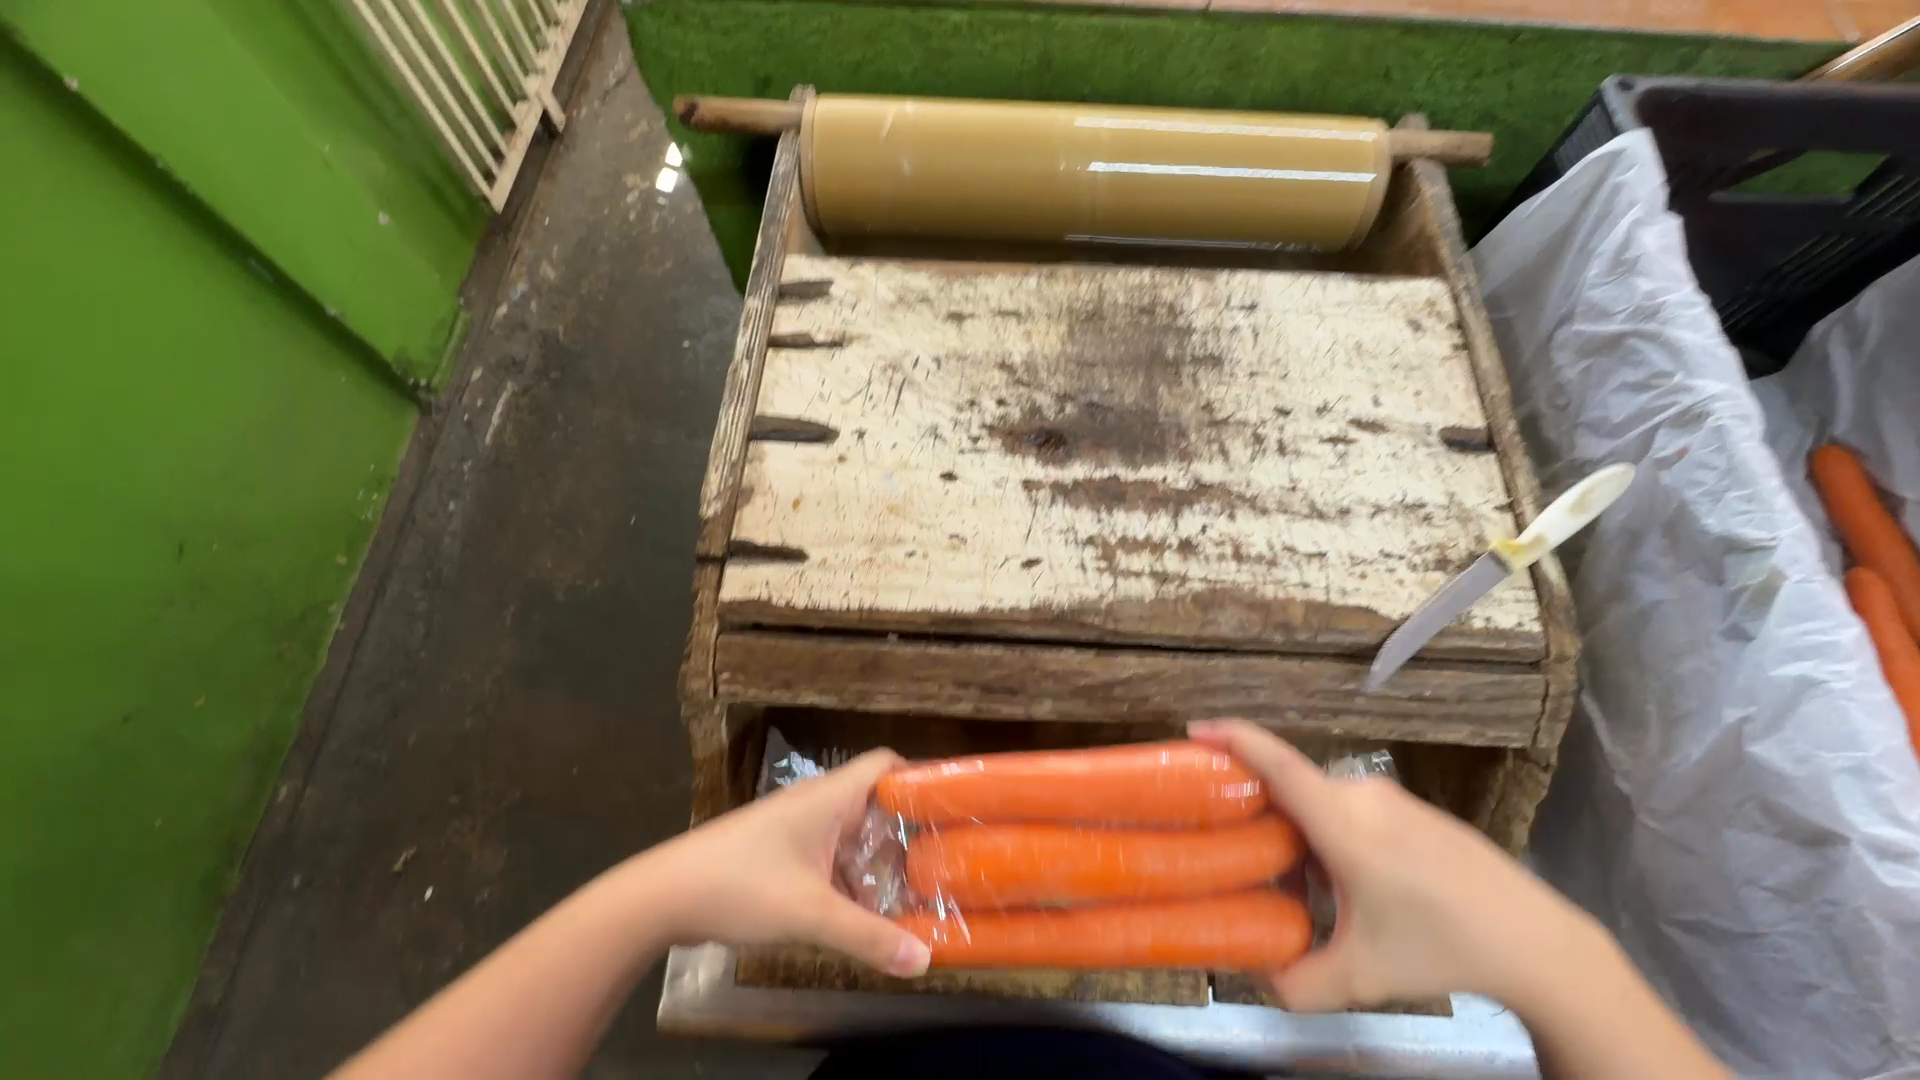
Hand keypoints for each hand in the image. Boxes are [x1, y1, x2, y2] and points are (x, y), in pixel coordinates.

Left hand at [634, 749, 930, 977]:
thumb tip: (925, 960)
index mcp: (829, 797)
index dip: (920, 779)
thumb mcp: (809, 912)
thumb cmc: (740, 885)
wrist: (662, 897)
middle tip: (945, 862)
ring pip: (852, 836)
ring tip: (917, 894)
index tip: (952, 810)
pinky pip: (830, 858)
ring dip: (879, 861)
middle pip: (875, 804)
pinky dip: (851, 879)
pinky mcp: (780, 854)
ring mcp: (796, 830)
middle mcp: (816, 805)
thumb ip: (867, 936)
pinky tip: (865, 914)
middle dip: (908, 832)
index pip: (886, 764)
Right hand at [1190, 719, 1597, 1011]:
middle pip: (1291, 786)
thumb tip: (1254, 972)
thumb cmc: (1441, 947)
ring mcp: (1392, 799)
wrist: (1538, 943)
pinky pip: (1351, 808)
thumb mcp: (1362, 977)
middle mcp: (1362, 795)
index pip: (1276, 761)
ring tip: (1293, 877)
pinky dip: (1330, 833)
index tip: (1192, 731)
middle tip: (1228, 836)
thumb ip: (1297, 981)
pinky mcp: (1414, 809)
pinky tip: (1348, 882)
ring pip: (1321, 801)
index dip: (1231, 737)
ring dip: (1297, 829)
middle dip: (1255, 805)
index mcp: (1343, 823)